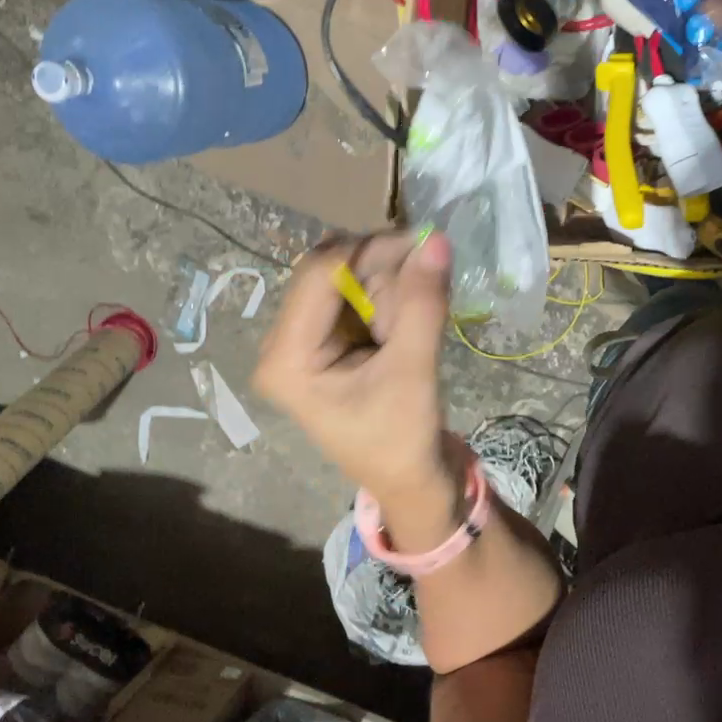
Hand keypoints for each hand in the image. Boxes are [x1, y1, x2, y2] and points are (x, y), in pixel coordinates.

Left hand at [253, 231, 457, 501]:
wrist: (412, 481)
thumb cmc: (402, 439)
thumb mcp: (414, 371)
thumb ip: (423, 304)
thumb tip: (436, 240)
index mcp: (285, 358)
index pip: (319, 274)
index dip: (371, 250)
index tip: (426, 243)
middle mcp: (285, 341)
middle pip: (332, 271)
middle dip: (384, 269)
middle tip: (430, 279)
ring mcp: (307, 338)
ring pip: (350, 277)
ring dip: (392, 283)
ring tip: (418, 318)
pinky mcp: (331, 339)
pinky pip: (359, 294)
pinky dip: (392, 295)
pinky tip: (410, 320)